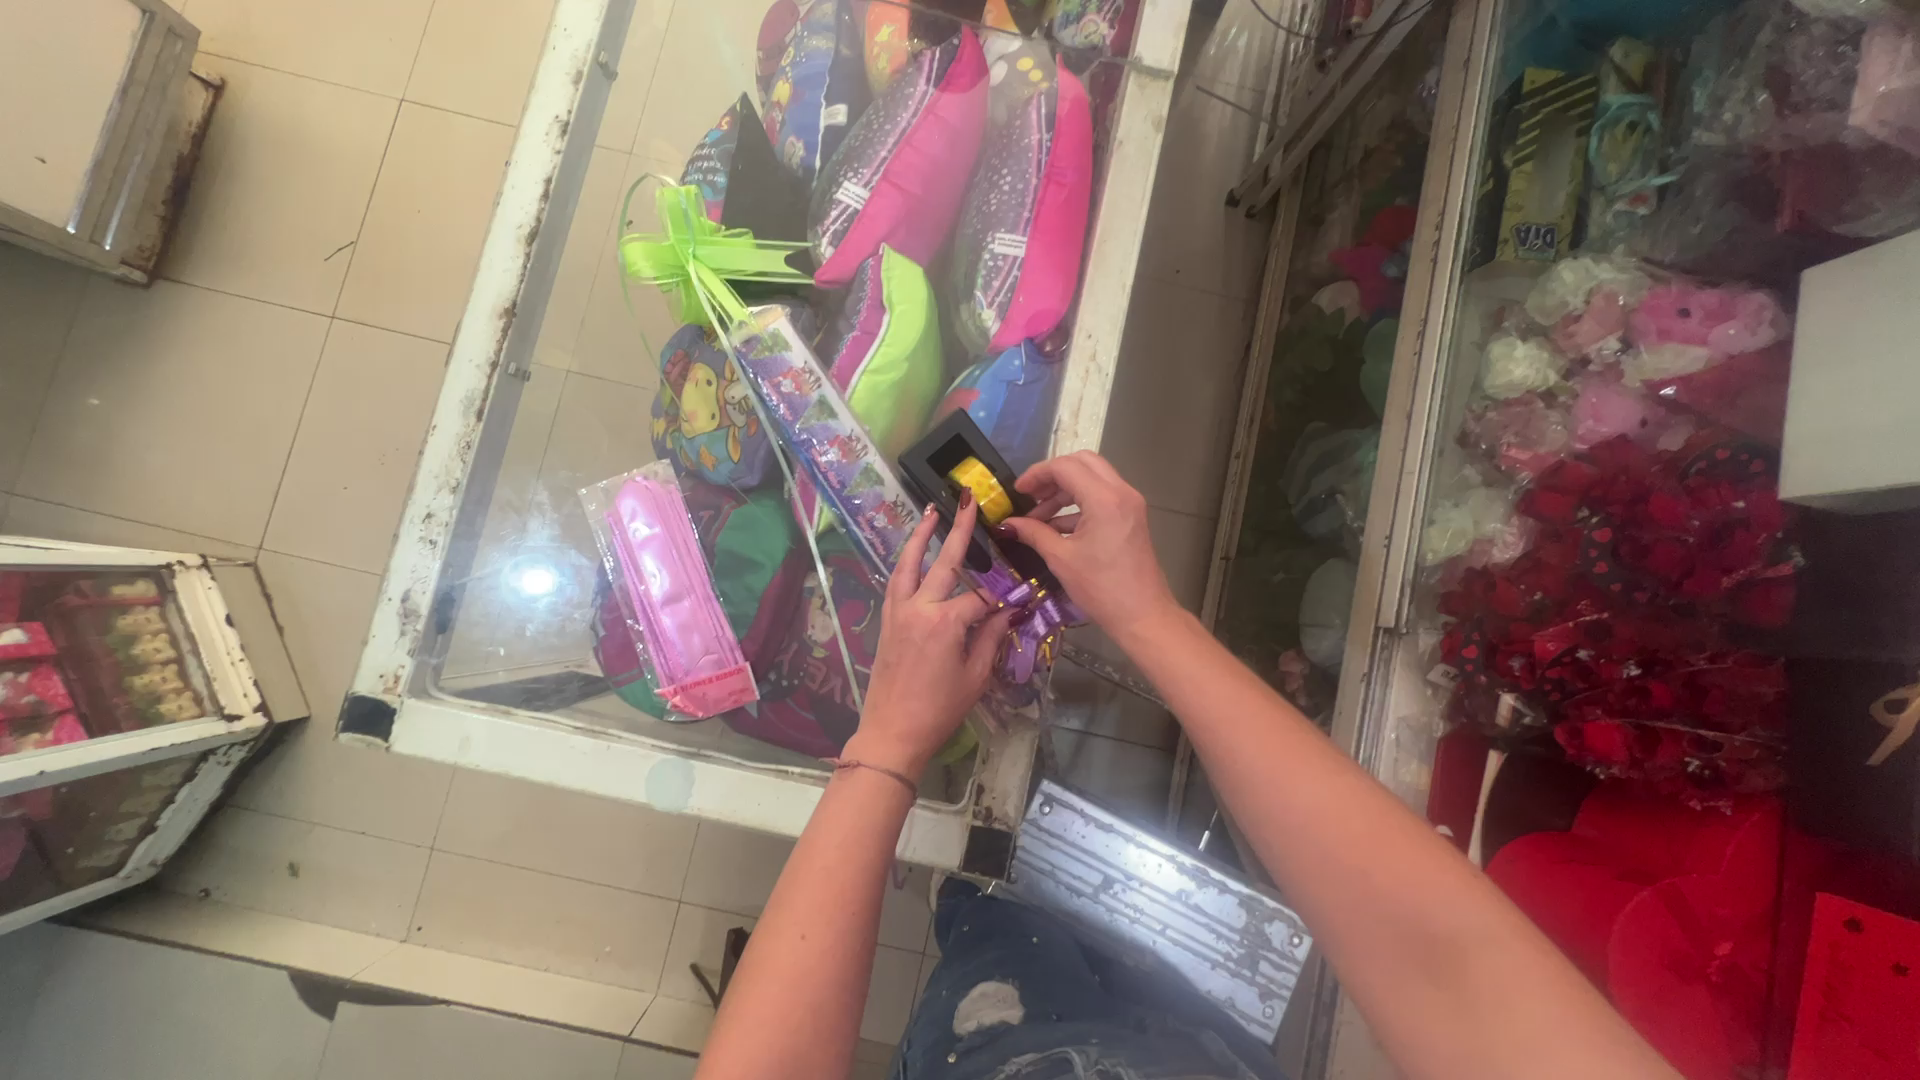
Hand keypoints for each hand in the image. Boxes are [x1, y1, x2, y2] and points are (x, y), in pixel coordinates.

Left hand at [851, 493, 1015, 776]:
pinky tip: (914, 552)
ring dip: (921, 536)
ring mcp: (899, 611)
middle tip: (969, 501)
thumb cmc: (939, 710)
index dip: (1003, 598)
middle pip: (945, 562)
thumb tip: (1011, 610)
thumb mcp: (976, 676)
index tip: (1021, 596)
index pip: (982, 598)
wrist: (892, 732)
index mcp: (946, 622)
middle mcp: (920, 607)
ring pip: (910, 564)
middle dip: (961, 531)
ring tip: (931, 511)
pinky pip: (897, 581)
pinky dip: (906, 562)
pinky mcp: (888, 619)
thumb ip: (992, 638)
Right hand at [996, 451, 1179, 641]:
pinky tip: (1056, 528)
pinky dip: (1078, 504)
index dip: (1037, 474)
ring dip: (1064, 490)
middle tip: (1030, 496)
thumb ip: (1033, 533)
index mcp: (1104, 499)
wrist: (1142, 615)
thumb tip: (1008, 524)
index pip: (1065, 467)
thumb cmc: (1101, 588)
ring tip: (1038, 517)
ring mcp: (1130, 503)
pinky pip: (1102, 496)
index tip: (1018, 492)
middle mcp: (1121, 492)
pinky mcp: (1131, 516)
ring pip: (1093, 477)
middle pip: (1082, 462)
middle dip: (1052, 475)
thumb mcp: (1061, 559)